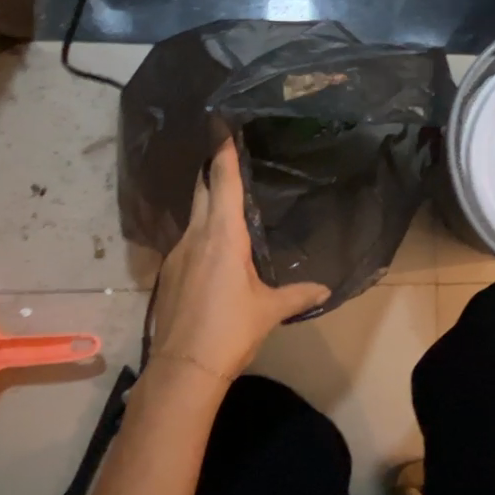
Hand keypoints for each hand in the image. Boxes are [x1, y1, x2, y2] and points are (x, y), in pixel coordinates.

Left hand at [151, 142, 329, 380]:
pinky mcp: (170, 273)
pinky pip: (188, 240)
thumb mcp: (269, 311)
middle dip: (213, 169)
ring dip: (208, 203)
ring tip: (228, 200)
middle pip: (202, 190)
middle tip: (227, 153)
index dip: (223, 152)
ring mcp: (178, 253)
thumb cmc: (230, 330)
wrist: (183, 368)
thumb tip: (324, 289)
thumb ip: (298, 294)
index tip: (221, 126)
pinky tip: (214, 247)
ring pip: (193, 216)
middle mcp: (197, 236)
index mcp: (223, 235)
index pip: (223, 181)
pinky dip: (202, 232)